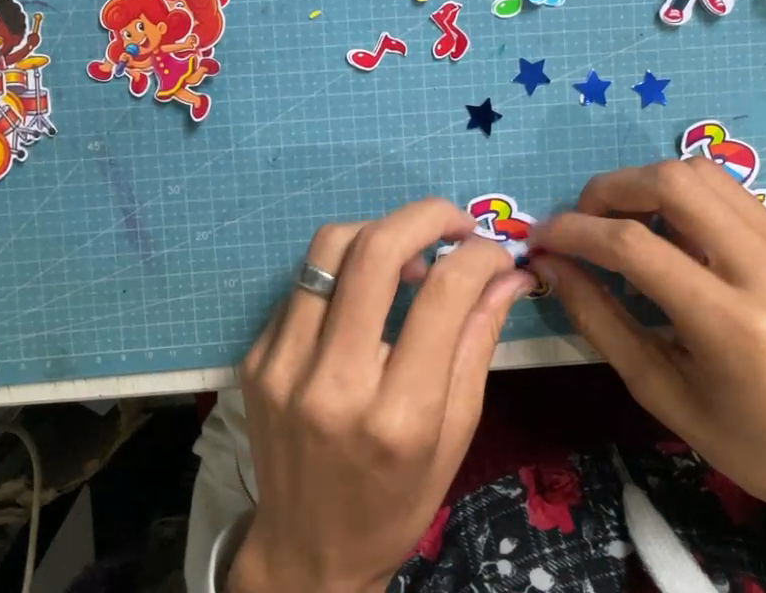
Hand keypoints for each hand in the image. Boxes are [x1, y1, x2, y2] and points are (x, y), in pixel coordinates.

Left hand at [229, 202, 534, 592]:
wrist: (307, 550)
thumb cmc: (396, 501)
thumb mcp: (456, 435)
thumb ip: (478, 343)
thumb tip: (508, 274)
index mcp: (397, 414)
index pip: (443, 293)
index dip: (478, 254)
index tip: (493, 251)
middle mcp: (332, 381)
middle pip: (375, 249)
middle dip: (425, 216)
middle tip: (455, 223)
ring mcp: (283, 365)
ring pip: (329, 247)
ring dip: (379, 232)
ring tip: (410, 256)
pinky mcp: (257, 356)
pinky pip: (304, 280)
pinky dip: (343, 270)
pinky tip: (364, 294)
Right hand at [531, 161, 765, 592]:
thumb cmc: (746, 442)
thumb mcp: (657, 389)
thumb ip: (598, 317)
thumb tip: (549, 264)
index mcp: (732, 326)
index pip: (635, 246)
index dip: (576, 232)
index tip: (543, 237)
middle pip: (674, 182)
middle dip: (611, 188)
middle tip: (582, 219)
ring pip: (703, 173)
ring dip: (647, 185)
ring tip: (619, 222)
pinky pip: (729, 194)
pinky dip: (683, 199)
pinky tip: (668, 234)